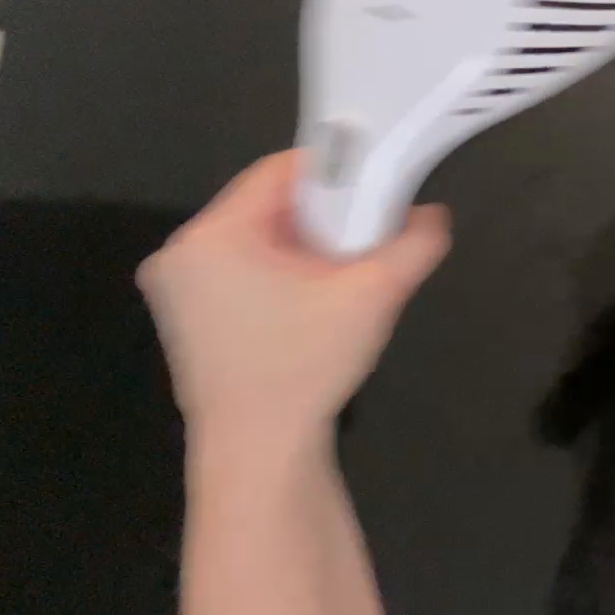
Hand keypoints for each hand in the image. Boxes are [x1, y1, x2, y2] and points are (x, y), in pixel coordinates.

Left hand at [137, 150, 450, 444]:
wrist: (261, 445)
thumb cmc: (307, 360)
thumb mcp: (379, 290)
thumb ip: (418, 239)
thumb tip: (433, 213)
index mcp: (212, 237)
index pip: (284, 168)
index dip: (343, 170)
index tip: (386, 189)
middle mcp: (183, 252)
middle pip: (277, 201)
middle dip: (335, 211)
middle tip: (377, 234)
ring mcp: (181, 285)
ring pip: (269, 232)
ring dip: (319, 240)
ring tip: (356, 268)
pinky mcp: (193, 311)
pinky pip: (254, 261)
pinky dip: (296, 264)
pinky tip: (326, 294)